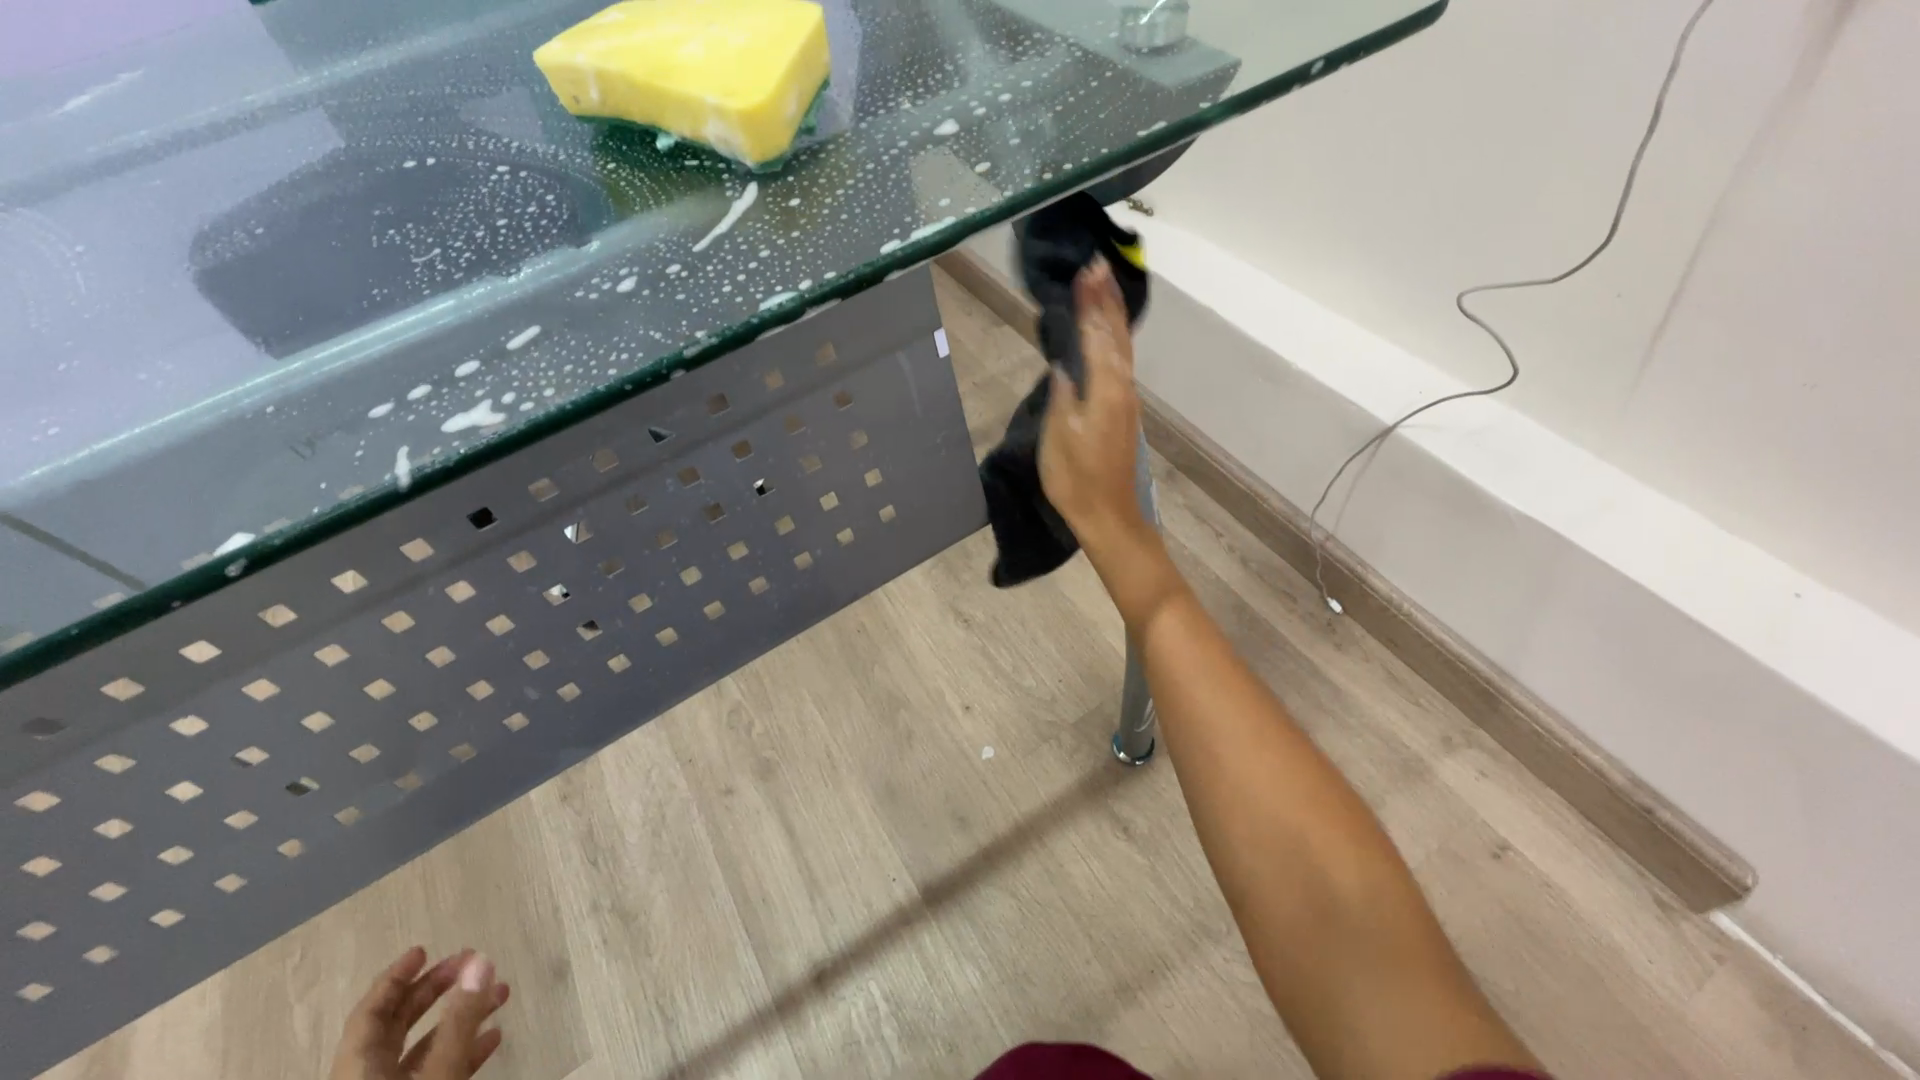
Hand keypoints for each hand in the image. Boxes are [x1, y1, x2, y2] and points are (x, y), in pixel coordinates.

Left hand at [329, 948, 510, 1079]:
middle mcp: (368, 1074)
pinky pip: (436, 1068)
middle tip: (468, 963)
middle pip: (397, 1023)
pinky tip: (493, 1036)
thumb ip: (459, 1019)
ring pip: (424, 1044)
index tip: (424, 950)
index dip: (396, 977)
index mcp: (358, 1063)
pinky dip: (462, 1049)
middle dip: (435, 989)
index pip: (371, 1010)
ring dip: (461, 1016)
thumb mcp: (437, 1069)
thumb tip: (481, 961)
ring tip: (499, 994)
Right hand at [1038, 258, 1145, 548]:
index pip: (1096, 334)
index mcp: (1106, 389)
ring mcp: (1126, 399)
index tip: (1085, 272)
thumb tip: (1064, 364)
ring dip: (1113, 314)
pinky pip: (1122, 360)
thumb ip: (1064, 395)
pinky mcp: (1124, 410)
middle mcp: (1122, 387)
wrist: (1108, 515)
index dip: (1090, 303)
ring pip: (1122, 346)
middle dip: (1106, 299)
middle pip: (1115, 334)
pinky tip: (1111, 333)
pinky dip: (1116, 337)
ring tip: (1105, 286)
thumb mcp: (1060, 436)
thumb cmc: (1076, 479)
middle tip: (1097, 265)